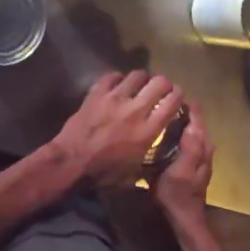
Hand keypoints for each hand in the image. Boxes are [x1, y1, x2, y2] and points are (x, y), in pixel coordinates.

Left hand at [52, 71, 183, 187]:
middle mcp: (136, 109)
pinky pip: (112, 76)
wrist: (72, 162)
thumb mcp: (133, 175)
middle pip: (159, 82)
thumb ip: (149, 166)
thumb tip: (158, 166)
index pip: (173, 102)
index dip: (178, 96)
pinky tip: (116, 86)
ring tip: (138, 86)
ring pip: (137, 75)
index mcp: (148, 130)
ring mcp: (115, 98)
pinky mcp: (97, 94)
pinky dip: (117, 79)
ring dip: (142, 79)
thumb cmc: (103, 173)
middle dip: (163, 84)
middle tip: (159, 90)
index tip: (176, 98)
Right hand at [150, 103, 213, 228]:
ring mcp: (201, 156)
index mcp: (202, 146)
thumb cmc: (177, 195)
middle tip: (165, 100)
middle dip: (185, 110)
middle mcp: (205, 148)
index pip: (198, 117)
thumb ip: (189, 148)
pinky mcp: (194, 163)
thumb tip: (193, 124)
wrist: (183, 217)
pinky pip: (190, 141)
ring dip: (183, 121)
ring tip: (166, 113)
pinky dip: (182, 133)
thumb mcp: (179, 171)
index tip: (171, 93)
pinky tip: (169, 133)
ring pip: (194, 131)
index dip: (188, 104)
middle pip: (197, 122)